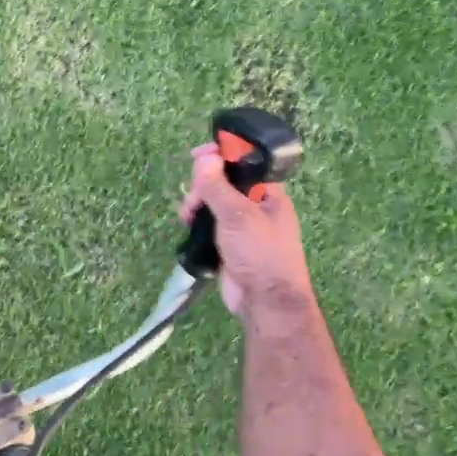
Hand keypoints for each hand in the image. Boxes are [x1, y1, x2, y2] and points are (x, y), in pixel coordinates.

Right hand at [178, 142, 310, 318]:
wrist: (265, 301)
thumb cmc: (260, 253)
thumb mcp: (237, 215)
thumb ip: (218, 186)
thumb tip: (205, 157)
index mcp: (269, 194)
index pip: (244, 162)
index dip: (221, 154)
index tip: (196, 155)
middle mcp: (257, 205)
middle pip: (224, 180)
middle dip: (203, 184)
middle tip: (193, 198)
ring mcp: (242, 224)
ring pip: (213, 201)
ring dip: (197, 202)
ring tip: (187, 215)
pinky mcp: (228, 241)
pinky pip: (209, 221)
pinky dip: (197, 219)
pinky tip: (188, 224)